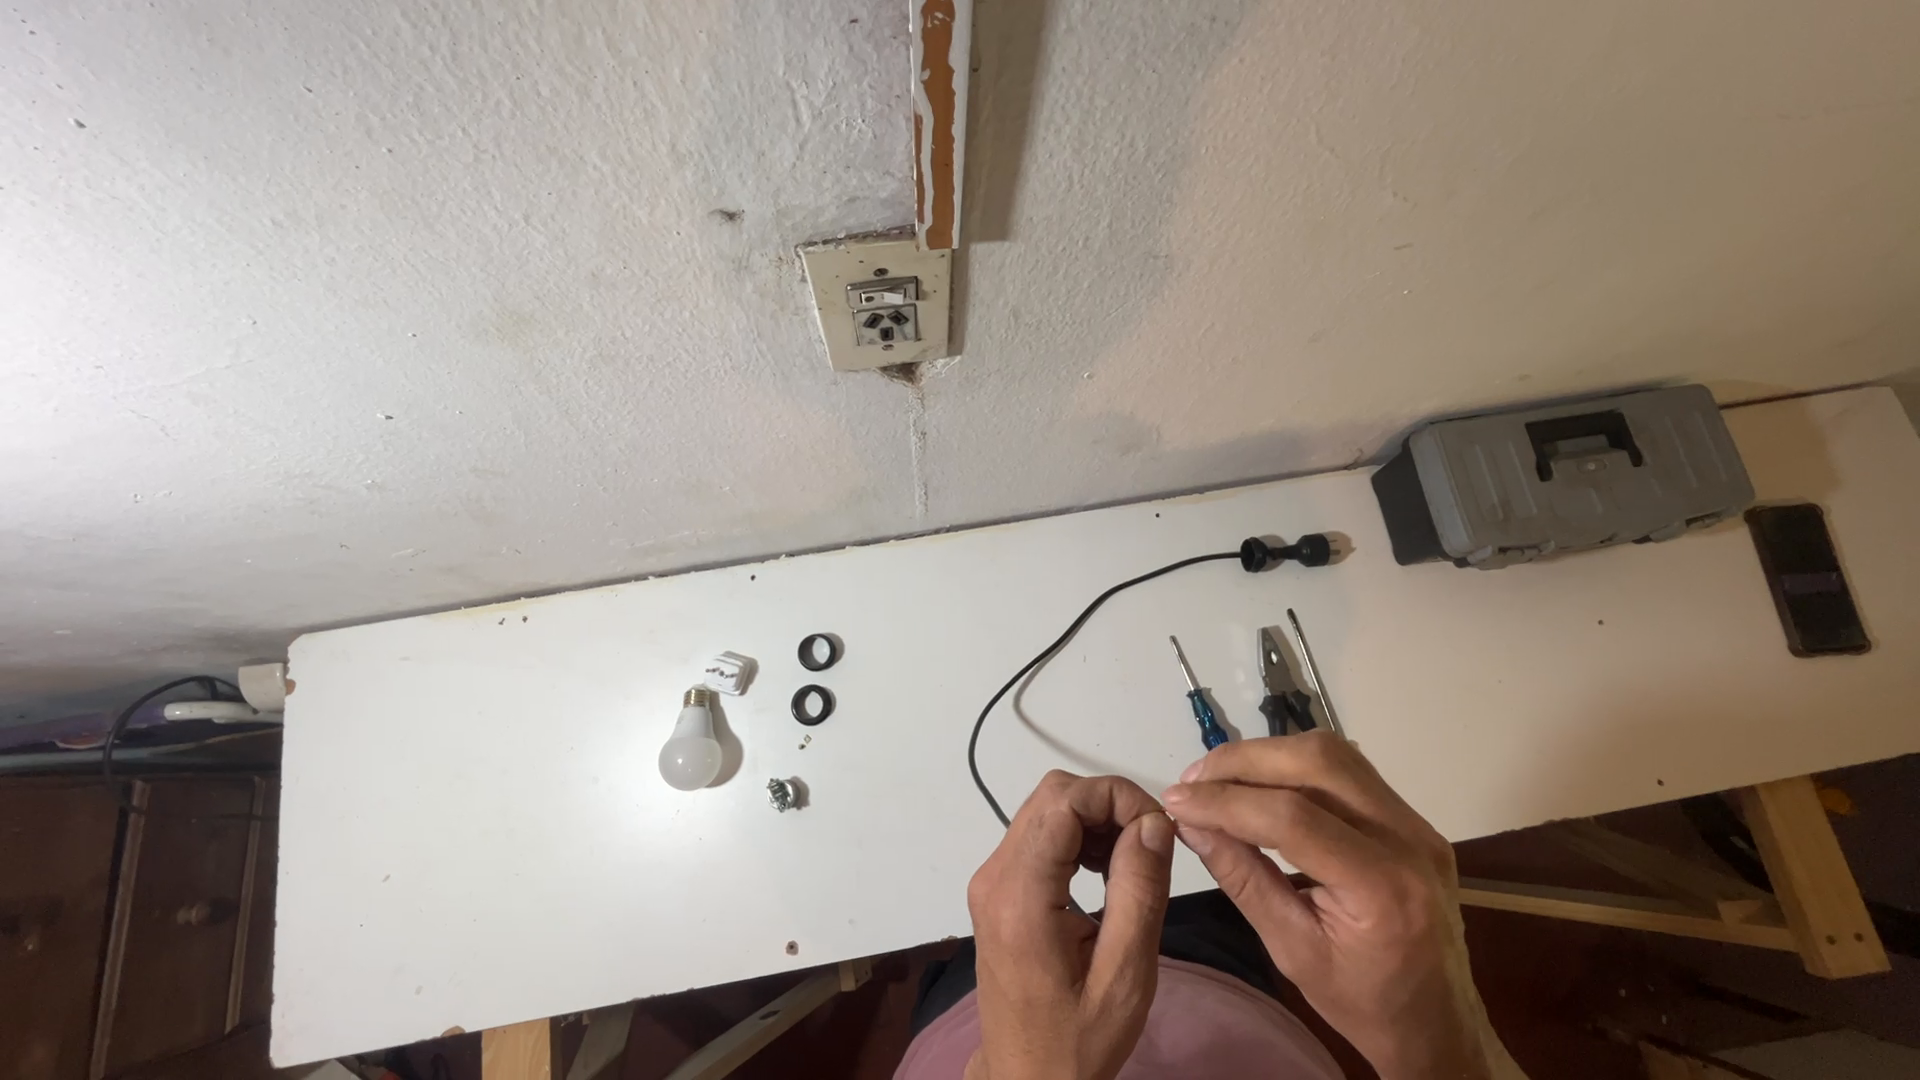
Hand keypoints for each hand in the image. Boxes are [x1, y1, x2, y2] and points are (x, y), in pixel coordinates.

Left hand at [964, 771, 1175, 1079]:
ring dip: (1094, 818)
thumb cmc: (1078, 1041)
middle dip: (1108, 804)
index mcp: (1020, 897)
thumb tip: (1154, 822)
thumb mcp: (1124, 978)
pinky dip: (1077, 834)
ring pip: (1045, 808)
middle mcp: (994, 875)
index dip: (1116, 797)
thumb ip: (1139, 892)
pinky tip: (1103, 869)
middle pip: (1051, 796)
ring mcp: (990, 877)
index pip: (1063, 802)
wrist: (1026, 1077)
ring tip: (1130, 861)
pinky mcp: (996, 885)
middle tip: (1149, 845)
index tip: (1158, 830)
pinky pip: (1039, 833)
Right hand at [1163, 733, 1500, 1079]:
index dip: (1225, 801)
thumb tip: (1188, 822)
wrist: (1440, 1025)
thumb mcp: (1290, 950)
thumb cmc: (1363, 1003)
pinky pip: (1346, 768)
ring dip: (1266, 755)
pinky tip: (1260, 783)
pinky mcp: (1410, 817)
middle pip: (1316, 763)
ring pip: (1332, 753)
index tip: (1175, 801)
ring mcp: (1416, 823)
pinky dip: (1292, 763)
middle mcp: (1409, 840)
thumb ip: (1240, 877)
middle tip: (1193, 781)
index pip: (1292, 817)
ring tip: (1218, 778)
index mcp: (1383, 888)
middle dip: (1243, 762)